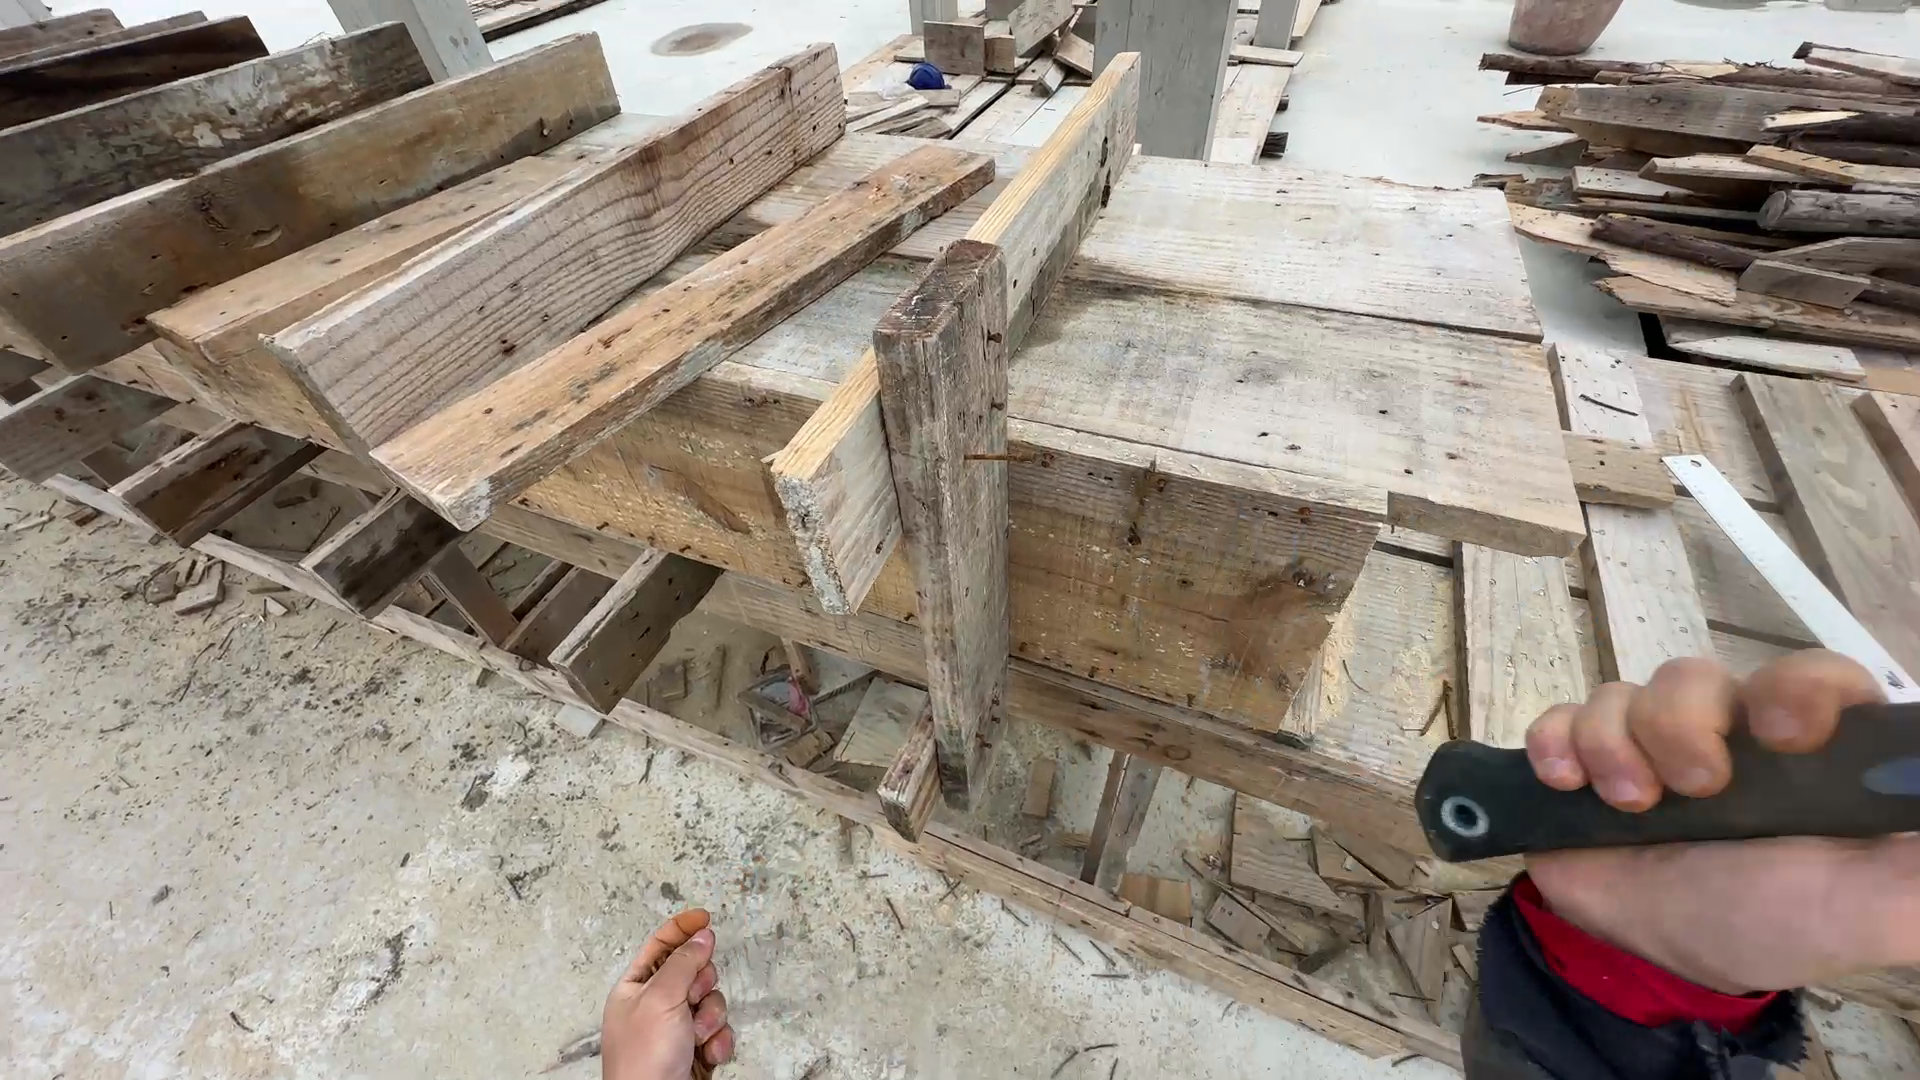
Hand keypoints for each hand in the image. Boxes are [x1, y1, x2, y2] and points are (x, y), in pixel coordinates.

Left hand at [602, 909, 734, 1079]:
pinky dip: (718, 1040)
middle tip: (693, 999)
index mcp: (635, 989)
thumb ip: (684, 961)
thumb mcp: (661, 999)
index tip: (706, 917)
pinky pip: (719, 1029)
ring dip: (711, 1018)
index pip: (661, 945)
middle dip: (702, 985)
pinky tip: (707, 1053)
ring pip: (712, 1000)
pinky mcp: (695, 1049)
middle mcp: (655, 1005)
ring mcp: (676, 1028)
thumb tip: (703, 934)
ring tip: (697, 1037)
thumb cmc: (644, 1057)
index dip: (682, 928)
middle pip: (694, 970)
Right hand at [1522, 651, 1919, 994]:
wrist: (1644, 946)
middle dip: (1677, 727)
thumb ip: (1915, 866)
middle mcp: (1722, 731)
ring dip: (1610, 745)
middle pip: (1692, 675)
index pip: (1813, 676)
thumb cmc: (1765, 922)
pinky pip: (1555, 715)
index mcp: (1800, 755)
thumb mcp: (1868, 909)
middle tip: (1689, 790)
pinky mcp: (1574, 747)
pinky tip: (1562, 783)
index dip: (1796, 688)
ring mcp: (1639, 736)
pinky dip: (1552, 742)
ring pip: (1616, 694)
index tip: (1782, 737)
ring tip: (1624, 806)